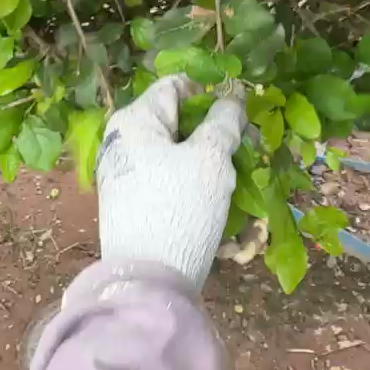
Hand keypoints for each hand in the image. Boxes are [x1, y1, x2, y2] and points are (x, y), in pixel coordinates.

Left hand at [97, 74, 245, 286]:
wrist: (149, 284)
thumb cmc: (179, 208)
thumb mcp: (211, 158)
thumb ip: (224, 120)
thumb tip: (233, 96)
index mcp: (135, 120)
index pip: (176, 86)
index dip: (210, 93)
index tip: (239, 114)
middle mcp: (124, 141)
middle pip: (179, 122)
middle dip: (216, 135)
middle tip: (246, 153)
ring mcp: (127, 174)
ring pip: (179, 155)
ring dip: (211, 166)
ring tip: (235, 187)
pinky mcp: (135, 204)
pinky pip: (172, 182)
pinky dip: (196, 188)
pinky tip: (218, 208)